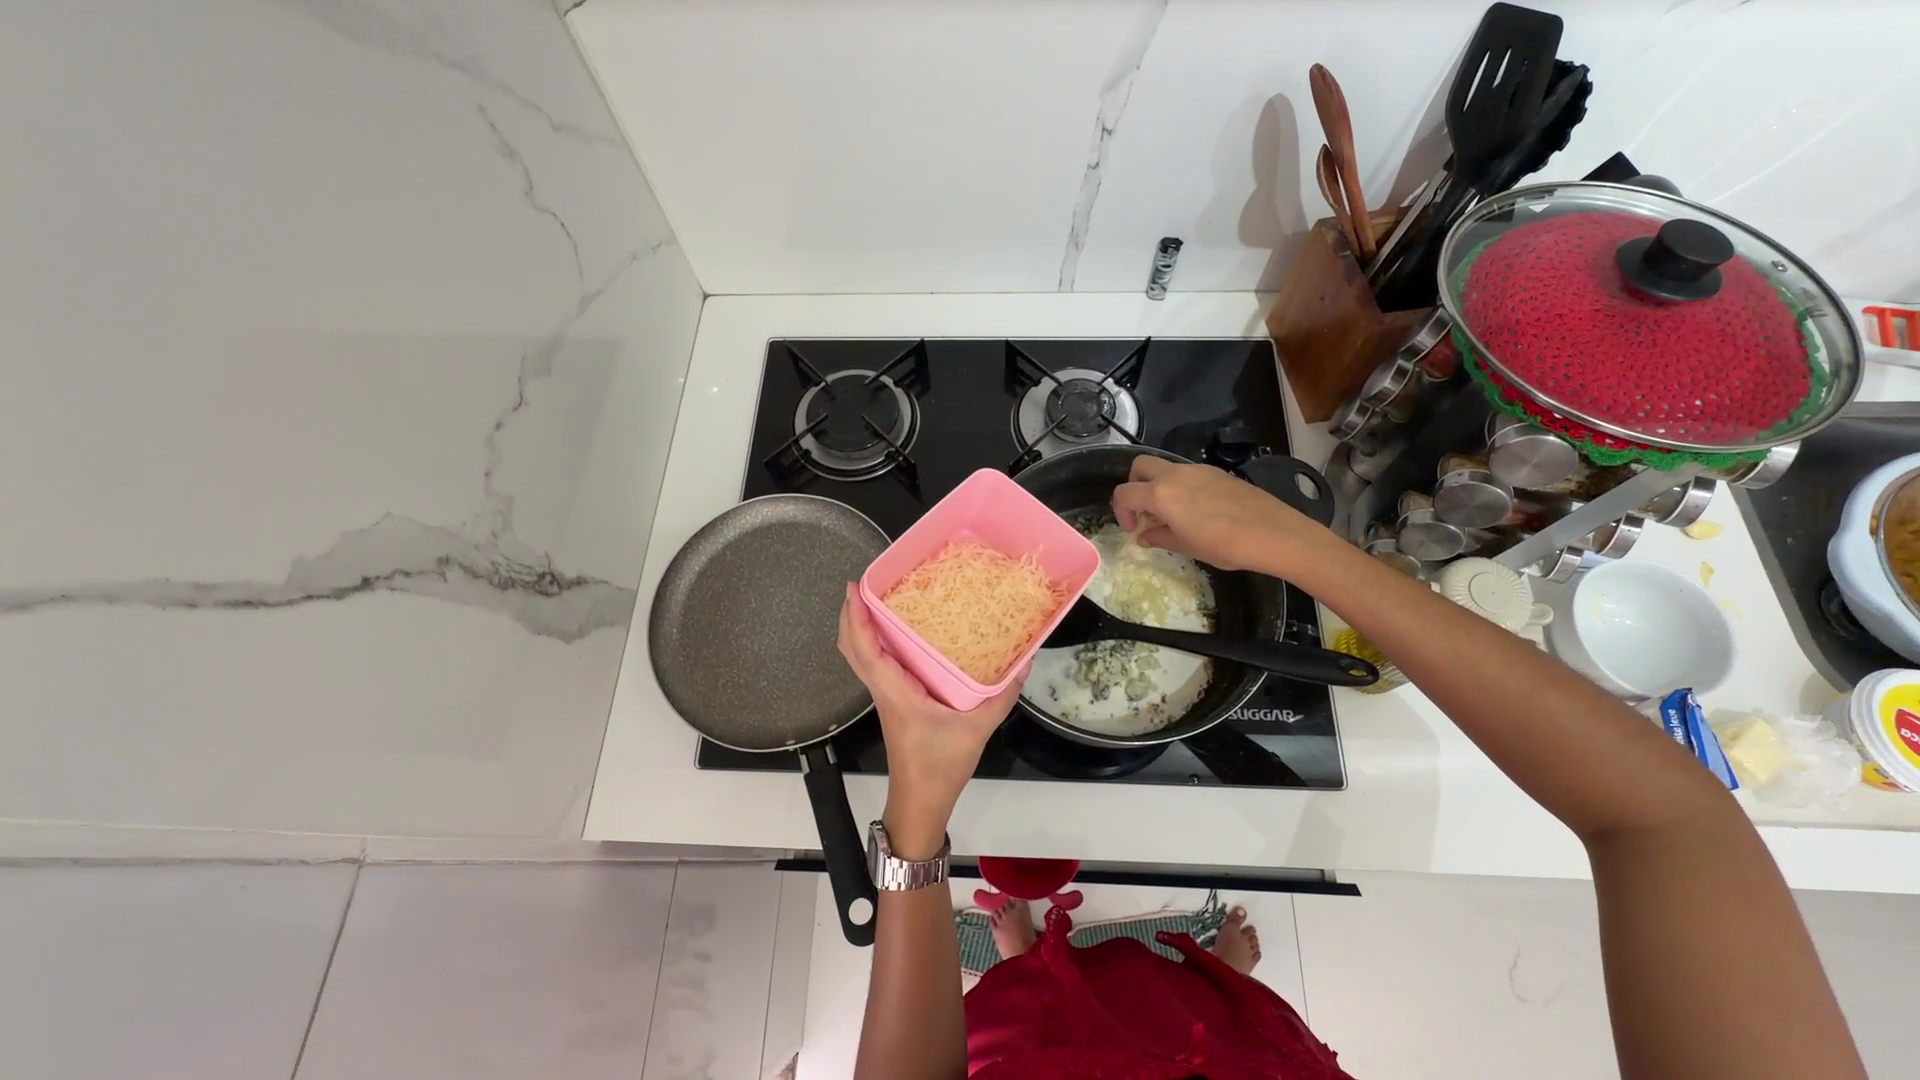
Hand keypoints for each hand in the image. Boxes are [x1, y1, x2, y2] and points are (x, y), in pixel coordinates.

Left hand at [836, 584, 1025, 857]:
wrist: (920, 802)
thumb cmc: (940, 767)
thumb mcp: (977, 729)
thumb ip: (1001, 696)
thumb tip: (1025, 662)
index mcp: (896, 693)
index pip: (866, 650)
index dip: (857, 618)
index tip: (855, 587)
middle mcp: (883, 691)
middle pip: (852, 649)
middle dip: (850, 615)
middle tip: (861, 585)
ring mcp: (885, 698)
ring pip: (859, 658)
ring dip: (858, 629)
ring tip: (873, 602)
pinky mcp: (892, 704)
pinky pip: (874, 667)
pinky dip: (872, 645)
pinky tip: (894, 635)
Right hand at [1111, 455, 1329, 575]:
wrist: (1274, 534)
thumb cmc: (1225, 545)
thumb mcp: (1187, 547)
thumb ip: (1160, 537)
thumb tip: (1145, 535)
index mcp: (1161, 494)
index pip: (1124, 493)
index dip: (1121, 512)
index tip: (1133, 530)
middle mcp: (1176, 474)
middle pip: (1140, 466)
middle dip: (1134, 486)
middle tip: (1144, 512)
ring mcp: (1199, 470)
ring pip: (1165, 468)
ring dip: (1158, 486)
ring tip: (1171, 516)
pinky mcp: (1218, 473)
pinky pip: (1187, 474)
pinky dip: (1180, 487)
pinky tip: (1196, 512)